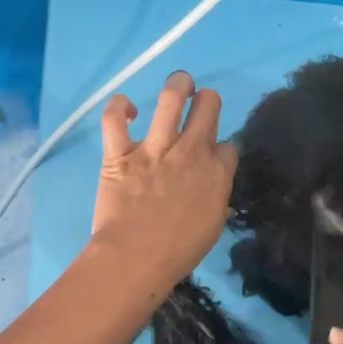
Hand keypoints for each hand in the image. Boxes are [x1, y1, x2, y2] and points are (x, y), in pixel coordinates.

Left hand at [90, 71, 237, 284]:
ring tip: (179, 86)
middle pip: (209, 106)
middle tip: (198, 106)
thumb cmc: (178, 253)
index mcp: (217, 173)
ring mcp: (155, 149)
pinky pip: (115, 117)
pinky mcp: (121, 153)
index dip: (219, 148)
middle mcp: (191, 152)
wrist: (137, 259)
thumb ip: (215, 201)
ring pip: (172, 96)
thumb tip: (214, 193)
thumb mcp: (212, 229)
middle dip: (206, 101)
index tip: (211, 158)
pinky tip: (126, 110)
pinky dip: (119, 107)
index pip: (227, 145)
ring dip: (179, 84)